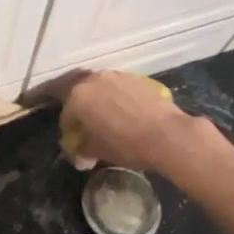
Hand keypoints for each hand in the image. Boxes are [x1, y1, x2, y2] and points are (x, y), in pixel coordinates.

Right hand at [57, 70, 219, 172]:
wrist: (167, 134)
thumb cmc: (125, 144)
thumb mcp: (98, 152)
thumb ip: (83, 150)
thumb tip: (81, 157)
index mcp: (77, 97)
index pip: (66, 116)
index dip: (69, 132)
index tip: (76, 144)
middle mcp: (94, 80)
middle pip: (81, 96)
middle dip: (82, 111)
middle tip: (89, 128)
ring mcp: (117, 75)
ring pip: (101, 89)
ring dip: (101, 102)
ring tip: (109, 119)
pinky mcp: (138, 77)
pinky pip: (120, 88)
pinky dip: (119, 99)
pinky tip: (127, 113)